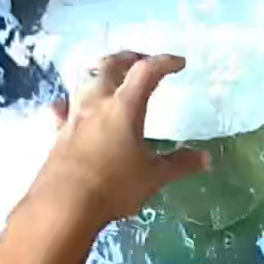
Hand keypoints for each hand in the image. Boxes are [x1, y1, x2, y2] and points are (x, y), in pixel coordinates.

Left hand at [24, 52, 209, 230]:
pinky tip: (71, 107)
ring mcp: (73, 116)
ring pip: (85, 80)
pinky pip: (63, 108)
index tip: (179, 63)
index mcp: (124, 107)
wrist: (64, 205)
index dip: (165, 62)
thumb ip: (179, 164)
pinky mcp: (57, 133)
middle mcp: (96, 103)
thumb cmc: (115, 187)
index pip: (147, 72)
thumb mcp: (154, 177)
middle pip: (110, 65)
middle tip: (142, 60)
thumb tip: (205, 158)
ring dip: (100, 73)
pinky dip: (71, 102)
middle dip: (128, 57)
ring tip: (111, 77)